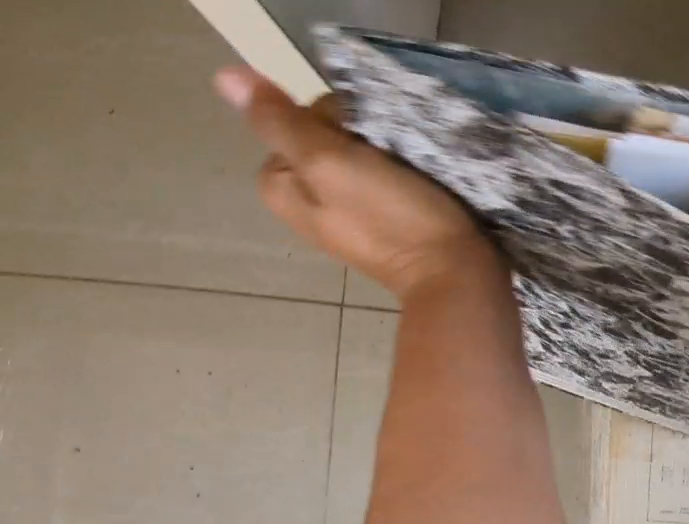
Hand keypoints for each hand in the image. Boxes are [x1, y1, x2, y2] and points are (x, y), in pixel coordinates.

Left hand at [213, 67, 500, 300]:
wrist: (460, 280)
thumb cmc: (394, 222)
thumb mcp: (328, 162)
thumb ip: (279, 121)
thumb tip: (226, 78)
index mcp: (281, 185)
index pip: (302, 120)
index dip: (339, 118)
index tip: (371, 141)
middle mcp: (309, 202)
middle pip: (332, 141)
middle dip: (367, 142)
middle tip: (399, 163)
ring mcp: (353, 220)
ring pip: (367, 164)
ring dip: (394, 161)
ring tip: (419, 179)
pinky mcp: (394, 232)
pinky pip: (393, 190)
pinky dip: (410, 184)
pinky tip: (429, 197)